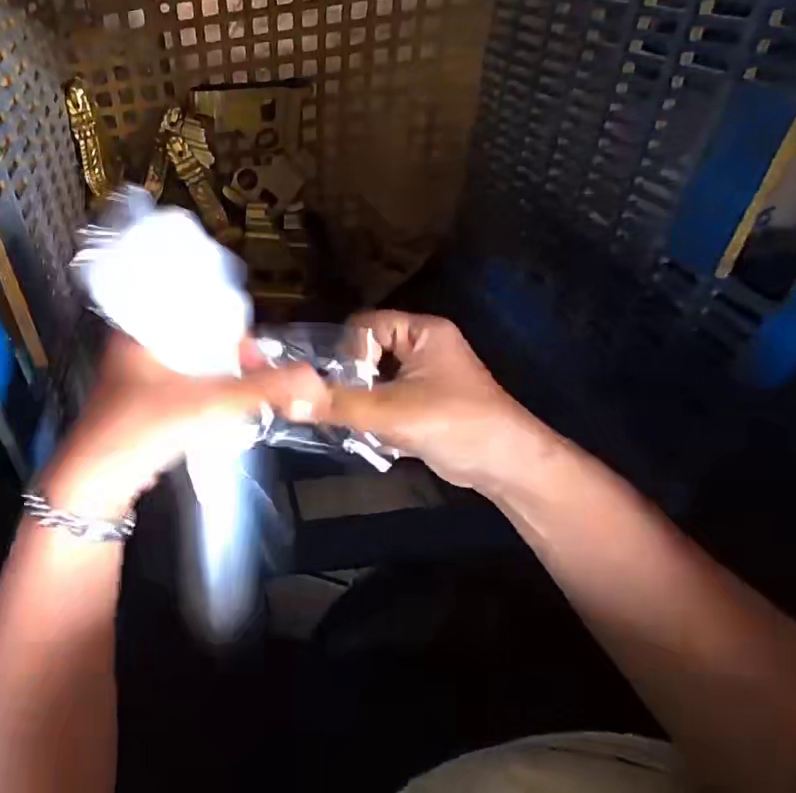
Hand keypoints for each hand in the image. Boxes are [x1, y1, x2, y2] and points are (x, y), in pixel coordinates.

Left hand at [39, 333, 329, 518]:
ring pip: (186, 361)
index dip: (226, 318)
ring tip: (246, 387)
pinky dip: (202, 390)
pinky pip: (179, 383)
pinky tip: (222, 406)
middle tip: (256, 371)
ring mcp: (133, 375)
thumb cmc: (142, 429)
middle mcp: (132, 345)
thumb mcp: (208, 404)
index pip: (189, 302)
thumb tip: (312, 380)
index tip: (252, 347)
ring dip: (217, 373)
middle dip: (228, 351)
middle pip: (191, 333)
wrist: (95, 484)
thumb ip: (262, 390)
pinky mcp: (138, 402)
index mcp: (138, 328)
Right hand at [327, 311, 561, 494]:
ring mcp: (425, 376)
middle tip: (343, 403)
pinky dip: (373, 415)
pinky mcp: (424, 403)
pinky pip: (384, 399)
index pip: (365, 326)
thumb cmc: (455, 424)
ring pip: (373, 379)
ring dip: (360, 401)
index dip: (349, 350)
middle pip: (366, 352)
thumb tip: (285, 399)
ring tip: (356, 421)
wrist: (510, 468)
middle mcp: (423, 347)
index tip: (348, 381)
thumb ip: (336, 404)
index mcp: (422, 332)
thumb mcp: (390, 412)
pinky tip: (370, 435)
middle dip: (351, 380)